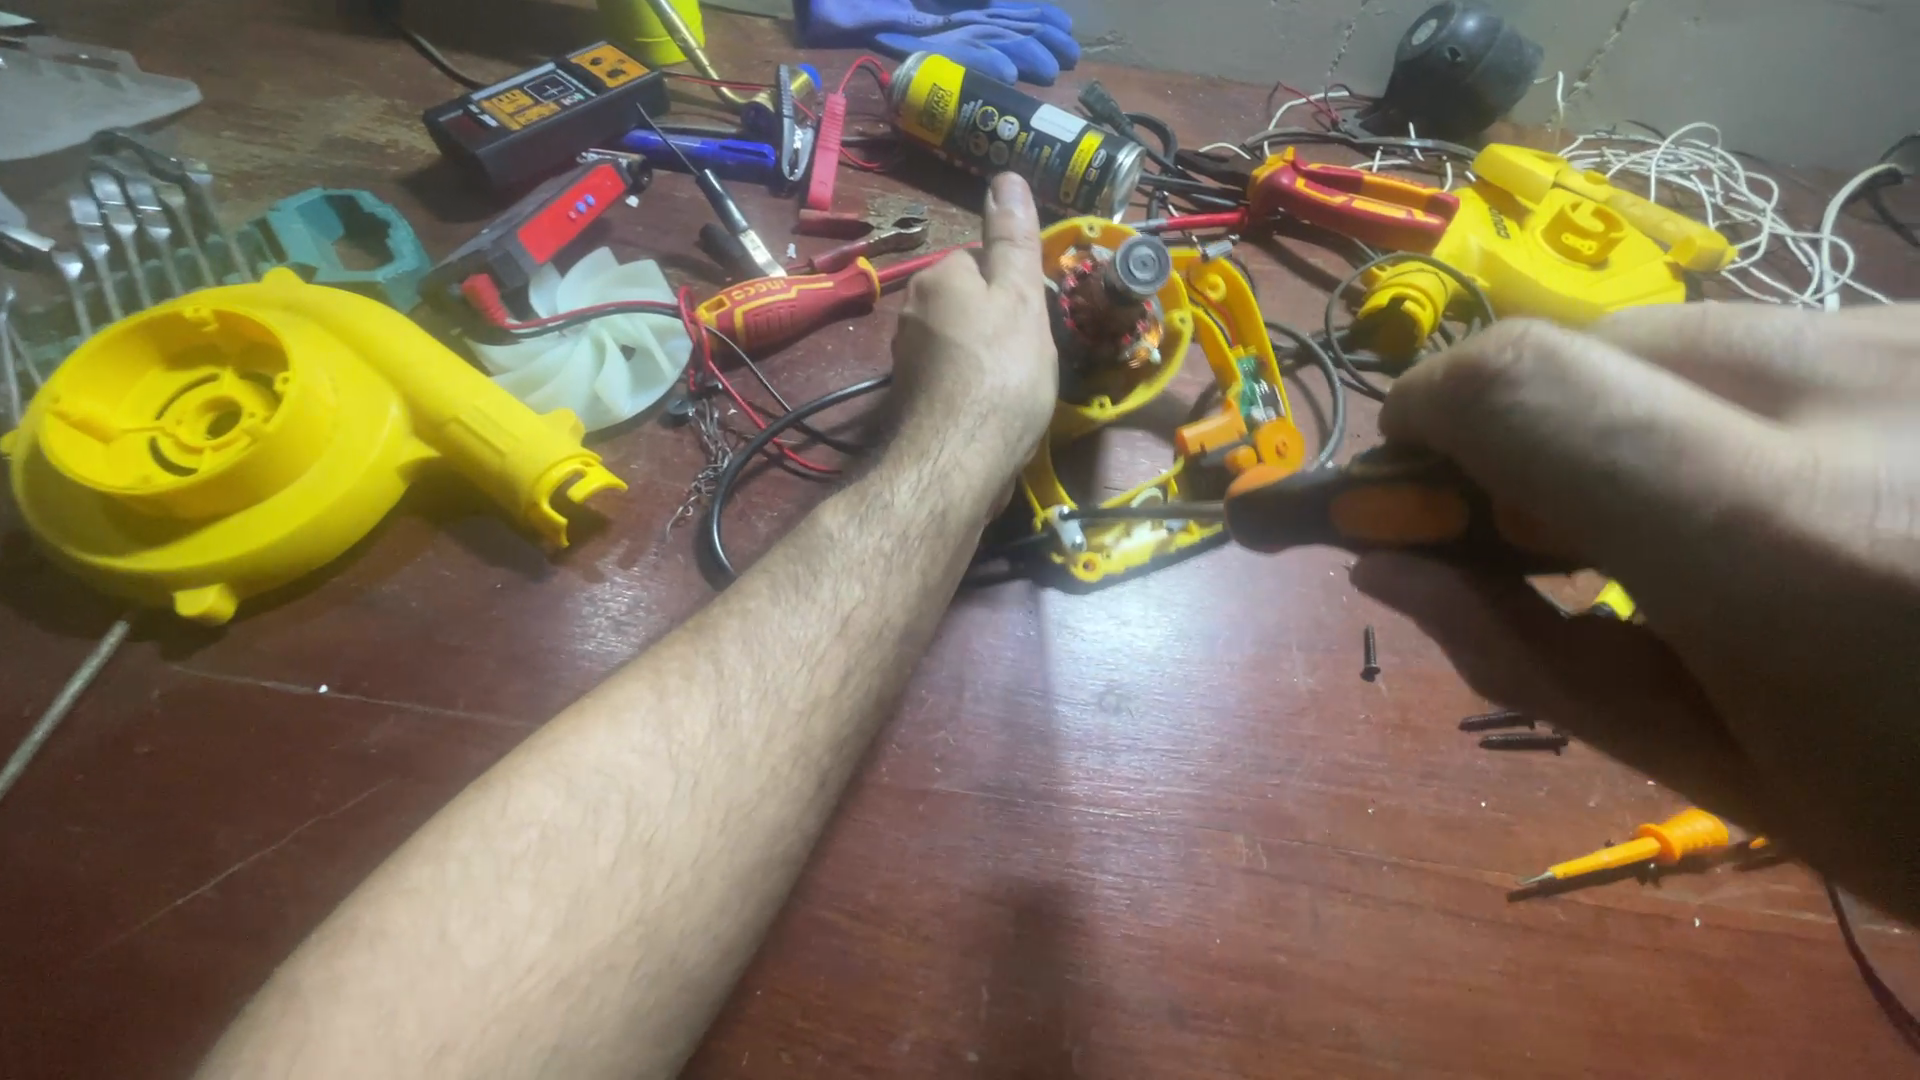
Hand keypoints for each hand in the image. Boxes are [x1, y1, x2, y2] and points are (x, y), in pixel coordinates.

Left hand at [887, 172, 1058, 494]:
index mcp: (938, 278)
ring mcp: (906, 360)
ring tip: (1012, 389)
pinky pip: (949, 380)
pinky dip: (968, 390)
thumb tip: (1005, 177)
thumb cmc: (1001, 372)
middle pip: (966, 303)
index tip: (1032, 319)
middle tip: (1027, 357)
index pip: (978, 261)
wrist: (958, 461)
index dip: (1011, 288)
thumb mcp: (1020, 297)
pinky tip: (988, 413)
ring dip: (982, 359)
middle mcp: (911, 312)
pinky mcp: (910, 401)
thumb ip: (1013, 240)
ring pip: (958, 343)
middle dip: (995, 324)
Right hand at [1353, 302, 1919, 918]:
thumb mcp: (1722, 772)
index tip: (1407, 485)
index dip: (1423, 415)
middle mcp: (1878, 398)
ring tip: (1686, 523)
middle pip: (1582, 342)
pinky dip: (1714, 408)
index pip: (1516, 385)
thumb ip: (1522, 653)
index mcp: (1785, 544)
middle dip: (1508, 428)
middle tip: (1536, 530)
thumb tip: (1381, 565)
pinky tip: (1798, 494)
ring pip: (1676, 335)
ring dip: (1613, 420)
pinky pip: (1778, 342)